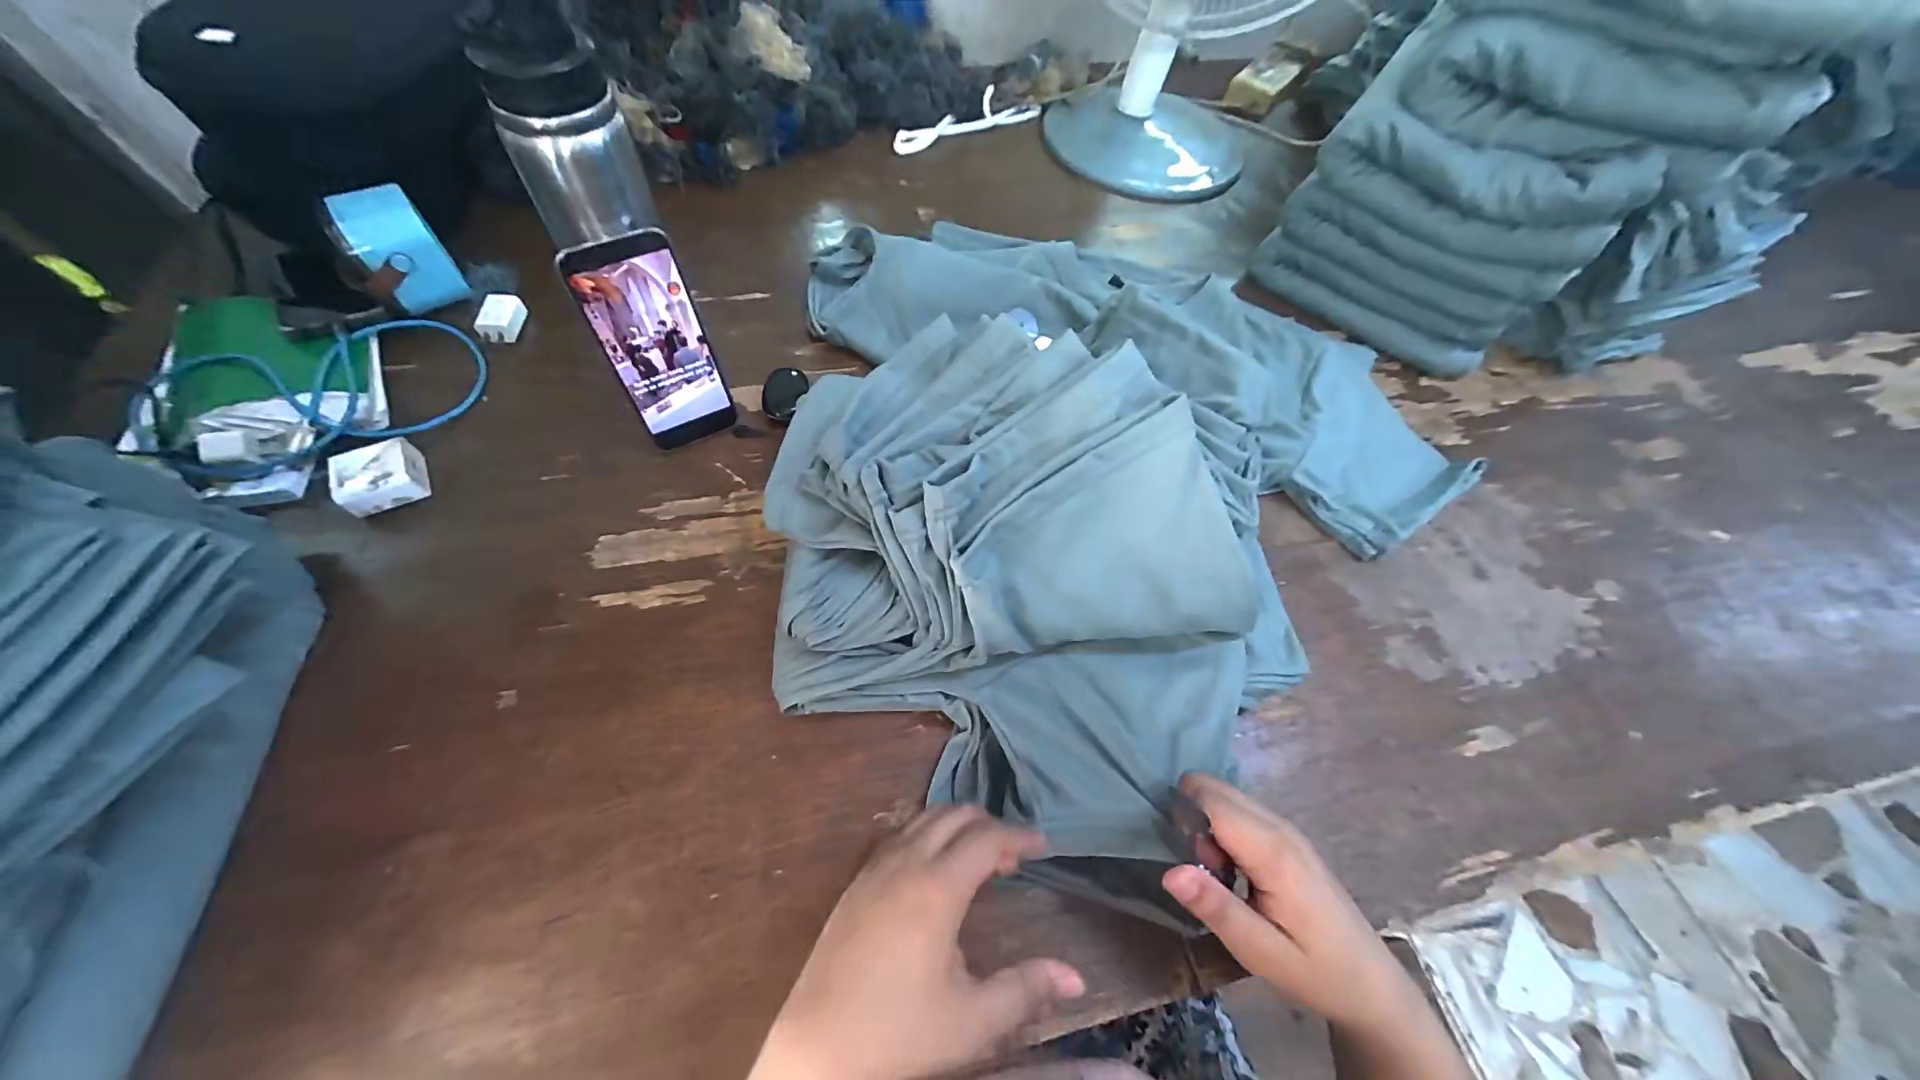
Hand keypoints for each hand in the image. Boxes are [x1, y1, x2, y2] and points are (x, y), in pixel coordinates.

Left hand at [750, 805, 1086, 1079]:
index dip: (1019, 835)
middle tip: (1013, 857)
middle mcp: (904, 864)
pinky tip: (933, 869)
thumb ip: (1025, 991)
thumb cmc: (898, 1034)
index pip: (986, 838)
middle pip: (954, 815)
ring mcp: (874, 869)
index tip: (1043, 845)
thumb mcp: (971, 1022)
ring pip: (923, 818)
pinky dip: (927, 833)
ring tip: (979, 859)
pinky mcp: (855, 882)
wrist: (816, 1049)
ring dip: (956, 826)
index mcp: (936, 889)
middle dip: (989, 824)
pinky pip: (899, 834)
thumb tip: (1076, 978)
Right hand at [1160, 774, 1470, 1079]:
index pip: (1208, 798)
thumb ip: (1214, 907)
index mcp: (1272, 850)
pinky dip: (1223, 831)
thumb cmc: (1316, 972)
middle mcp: (1279, 826)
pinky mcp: (1287, 837)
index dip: (1184, 818)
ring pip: (1224, 797)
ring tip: (1220, 877)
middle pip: (1213, 788)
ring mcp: (1286, 829)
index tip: (1185, 859)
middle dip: (1192, 818)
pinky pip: (1239, 812)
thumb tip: (1169, 871)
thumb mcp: (1260, 951)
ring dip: (1207, 826)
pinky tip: (1235, 875)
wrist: (1373, 987)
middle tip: (1204, 871)